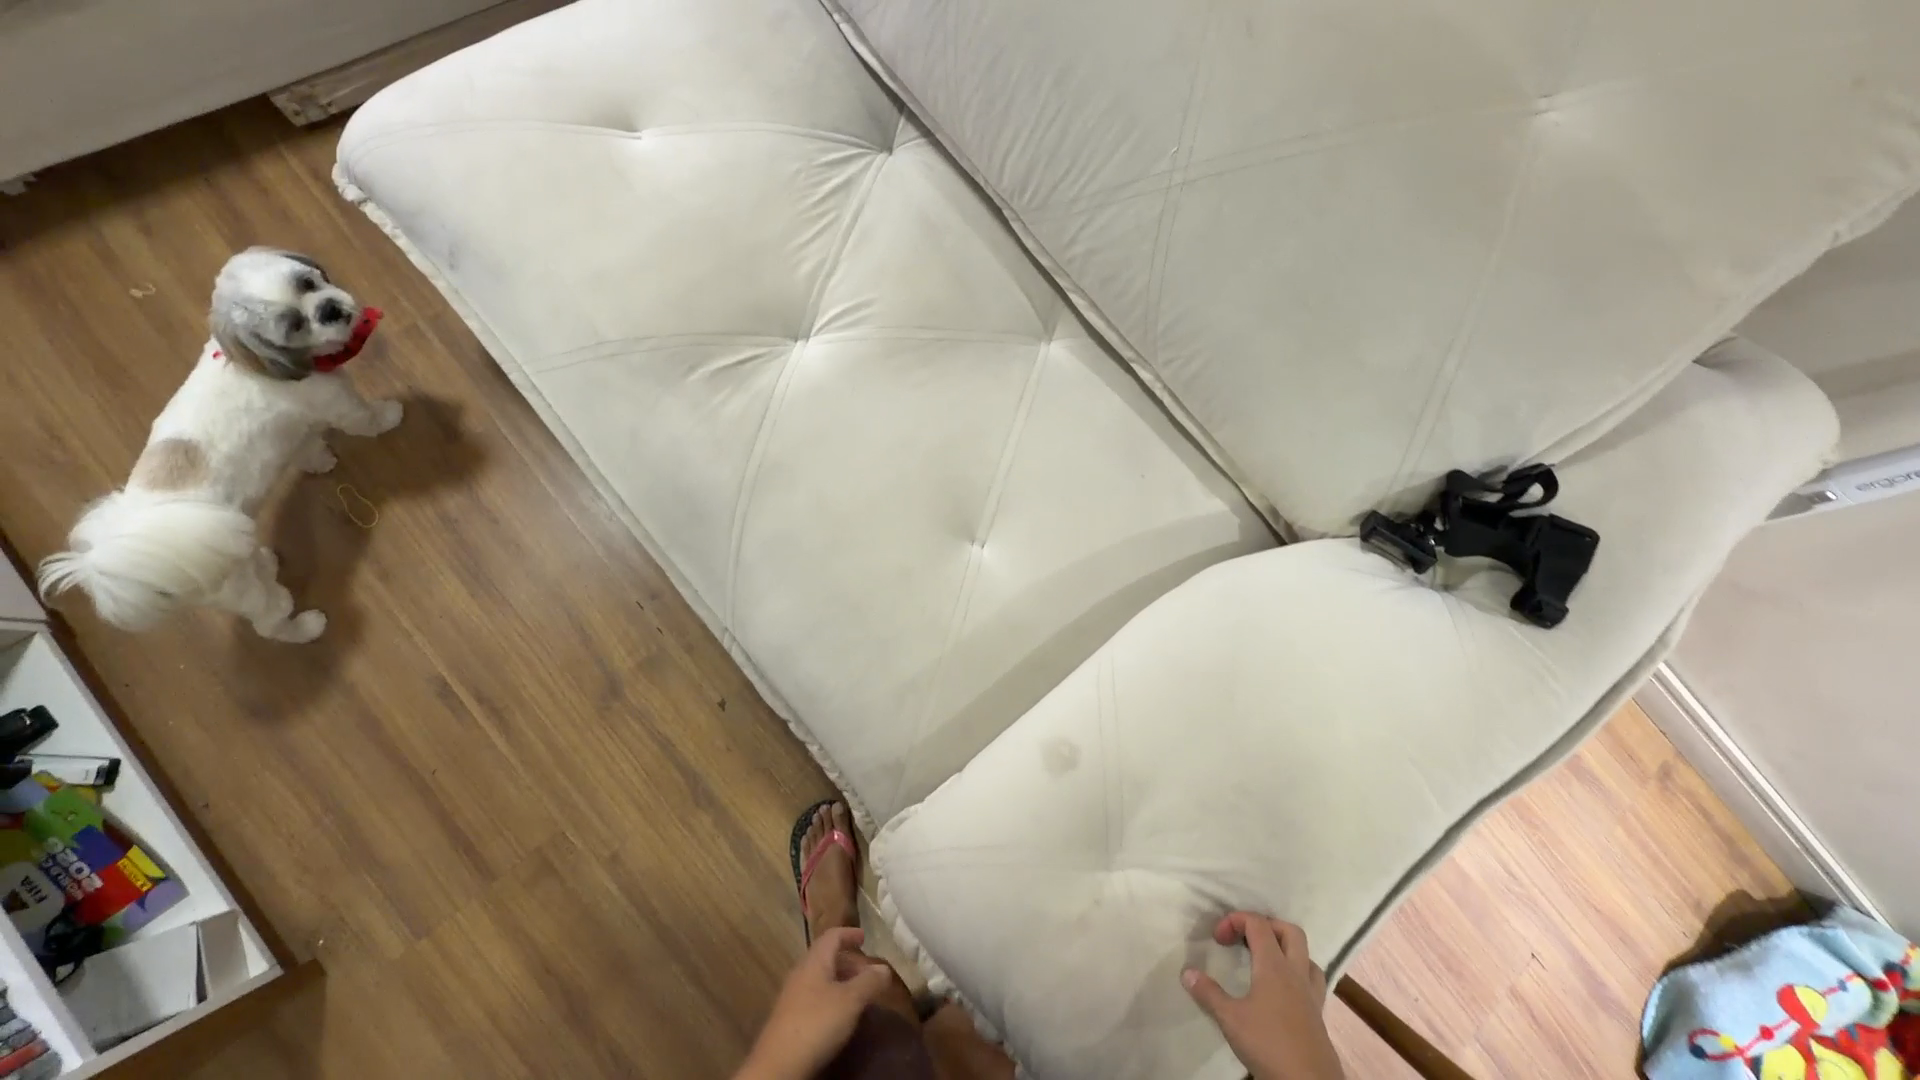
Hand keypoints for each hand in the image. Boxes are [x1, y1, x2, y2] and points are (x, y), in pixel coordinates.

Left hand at [737, 927, 893, 1079]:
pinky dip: (832, 997)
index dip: (849, 934)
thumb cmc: (817, 1023)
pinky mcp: (790, 1018)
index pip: (832, 936)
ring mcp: (793, 997)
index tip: (865, 937)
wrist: (779, 1066)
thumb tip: (884, 967)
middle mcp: (801, 974)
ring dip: (842, 981)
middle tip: (869, 973)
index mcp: (814, 962)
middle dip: (849, 961)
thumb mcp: (850, 1000)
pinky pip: (815, 997)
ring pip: (821, 979)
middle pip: (826, 957)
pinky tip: (841, 1015)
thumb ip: (869, 982)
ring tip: (860, 995)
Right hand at [1182, 913, 1344, 1079]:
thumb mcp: (1230, 1019)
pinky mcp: (1318, 1012)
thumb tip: (1187, 972)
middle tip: (1244, 939)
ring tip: (1264, 960)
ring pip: (1305, 954)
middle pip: (1289, 931)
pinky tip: (1283, 989)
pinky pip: (1311, 978)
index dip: (1236, 920)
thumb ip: (1208, 993)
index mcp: (1274, 966)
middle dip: (1266, 926)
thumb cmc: (1268, 1044)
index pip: (1258, 924)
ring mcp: (1311, 993)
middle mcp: (1296, 972)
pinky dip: (1296, 972)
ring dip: (1285, 948)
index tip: (1217, 938)